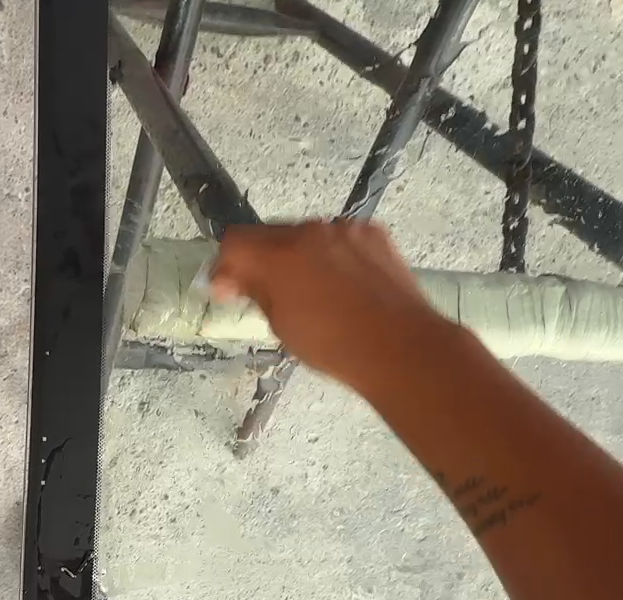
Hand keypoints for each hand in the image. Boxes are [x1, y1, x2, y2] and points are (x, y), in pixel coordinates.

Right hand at [210, 220, 452, 388]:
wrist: (397, 346)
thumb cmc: (333, 345)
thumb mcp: (280, 325)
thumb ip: (254, 292)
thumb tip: (231, 279)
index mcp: (280, 255)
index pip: (234, 242)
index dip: (224, 266)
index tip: (226, 289)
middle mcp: (311, 232)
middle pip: (269, 235)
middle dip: (259, 262)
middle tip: (263, 295)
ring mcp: (345, 230)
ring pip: (304, 236)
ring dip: (295, 258)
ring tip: (307, 295)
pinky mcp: (372, 235)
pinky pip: (338, 239)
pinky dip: (329, 257)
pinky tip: (338, 287)